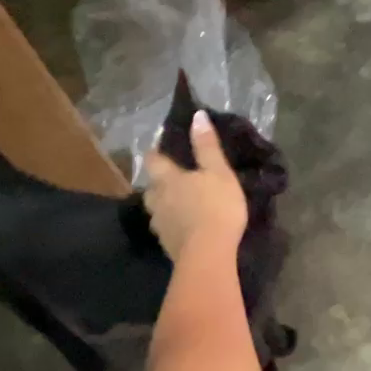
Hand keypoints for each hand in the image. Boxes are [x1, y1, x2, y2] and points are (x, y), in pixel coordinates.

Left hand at [144, 110, 246, 259]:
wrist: (208, 255)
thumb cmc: (216, 208)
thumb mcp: (219, 173)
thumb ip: (207, 146)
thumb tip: (197, 115)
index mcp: (166, 178)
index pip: (153, 159)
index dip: (158, 153)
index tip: (166, 151)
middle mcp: (156, 199)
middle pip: (151, 186)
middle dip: (160, 183)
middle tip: (175, 183)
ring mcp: (159, 225)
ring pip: (157, 210)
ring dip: (165, 207)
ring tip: (180, 208)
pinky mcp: (167, 246)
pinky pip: (166, 231)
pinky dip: (173, 227)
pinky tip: (185, 230)